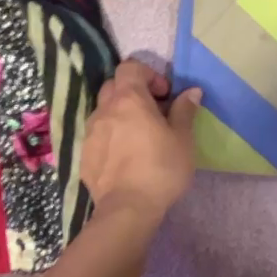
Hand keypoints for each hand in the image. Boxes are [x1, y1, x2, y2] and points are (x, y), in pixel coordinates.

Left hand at [79, 60, 200, 229]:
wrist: (127, 209)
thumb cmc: (161, 168)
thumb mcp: (183, 139)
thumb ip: (184, 110)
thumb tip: (191, 91)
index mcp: (129, 100)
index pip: (130, 67)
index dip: (149, 74)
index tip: (165, 95)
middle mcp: (104, 110)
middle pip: (114, 86)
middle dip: (133, 92)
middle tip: (153, 112)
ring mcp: (90, 133)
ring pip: (103, 111)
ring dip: (120, 115)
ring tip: (139, 136)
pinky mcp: (84, 156)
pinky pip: (98, 135)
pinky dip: (111, 136)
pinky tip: (126, 157)